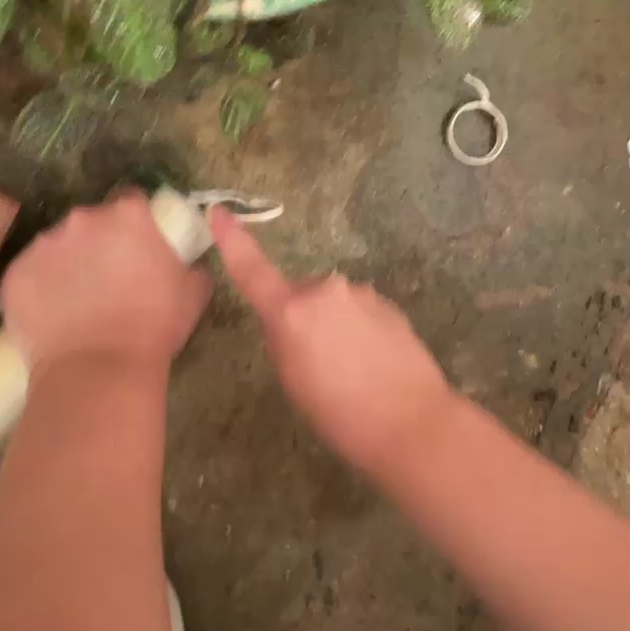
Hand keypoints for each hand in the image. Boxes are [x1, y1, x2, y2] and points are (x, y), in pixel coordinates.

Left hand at [0, 192, 211, 373]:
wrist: (98, 370)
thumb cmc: (154, 325)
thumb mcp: (193, 291)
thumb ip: (190, 265)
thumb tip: (185, 264)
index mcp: (128, 215)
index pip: (131, 199)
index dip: (137, 221)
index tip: (139, 244)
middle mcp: (82, 219)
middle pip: (91, 220)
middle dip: (100, 241)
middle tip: (111, 276)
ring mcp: (43, 246)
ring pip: (59, 246)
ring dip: (70, 262)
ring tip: (80, 300)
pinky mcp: (14, 275)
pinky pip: (31, 273)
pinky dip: (42, 287)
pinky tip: (56, 314)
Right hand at [211, 208, 455, 473]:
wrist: (412, 420)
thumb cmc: (340, 414)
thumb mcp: (293, 381)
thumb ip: (282, 339)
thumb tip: (288, 320)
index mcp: (292, 311)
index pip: (252, 270)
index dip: (232, 240)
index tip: (218, 210)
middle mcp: (325, 290)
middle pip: (299, 296)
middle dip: (300, 320)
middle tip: (314, 365)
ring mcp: (360, 293)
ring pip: (331, 304)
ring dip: (331, 326)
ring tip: (349, 372)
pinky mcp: (387, 303)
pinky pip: (357, 311)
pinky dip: (357, 331)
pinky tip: (372, 365)